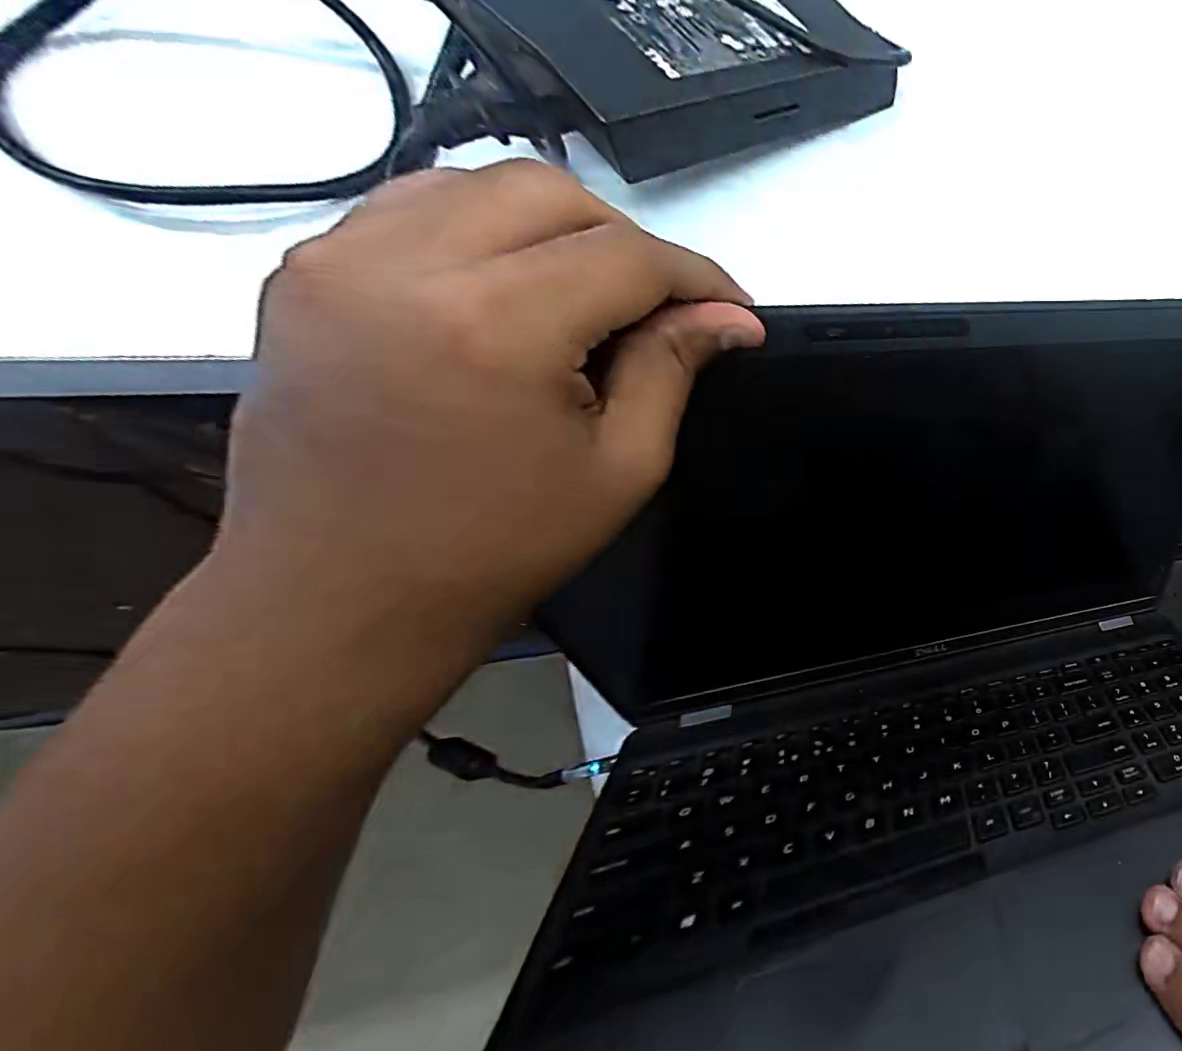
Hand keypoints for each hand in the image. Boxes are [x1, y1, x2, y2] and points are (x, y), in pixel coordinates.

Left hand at [221, 161, 763, 638]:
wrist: (345, 593)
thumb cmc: (499, 547)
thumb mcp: (621, 466)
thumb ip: (673, 370)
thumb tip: (729, 320)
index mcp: (494, 327)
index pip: (625, 256)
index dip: (696, 275)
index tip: (731, 307)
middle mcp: (403, 267)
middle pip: (553, 193)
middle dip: (631, 241)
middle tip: (666, 306)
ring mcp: (338, 260)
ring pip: (481, 184)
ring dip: (561, 228)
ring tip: (596, 298)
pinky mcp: (308, 273)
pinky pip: (417, 208)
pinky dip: (489, 230)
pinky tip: (519, 289)